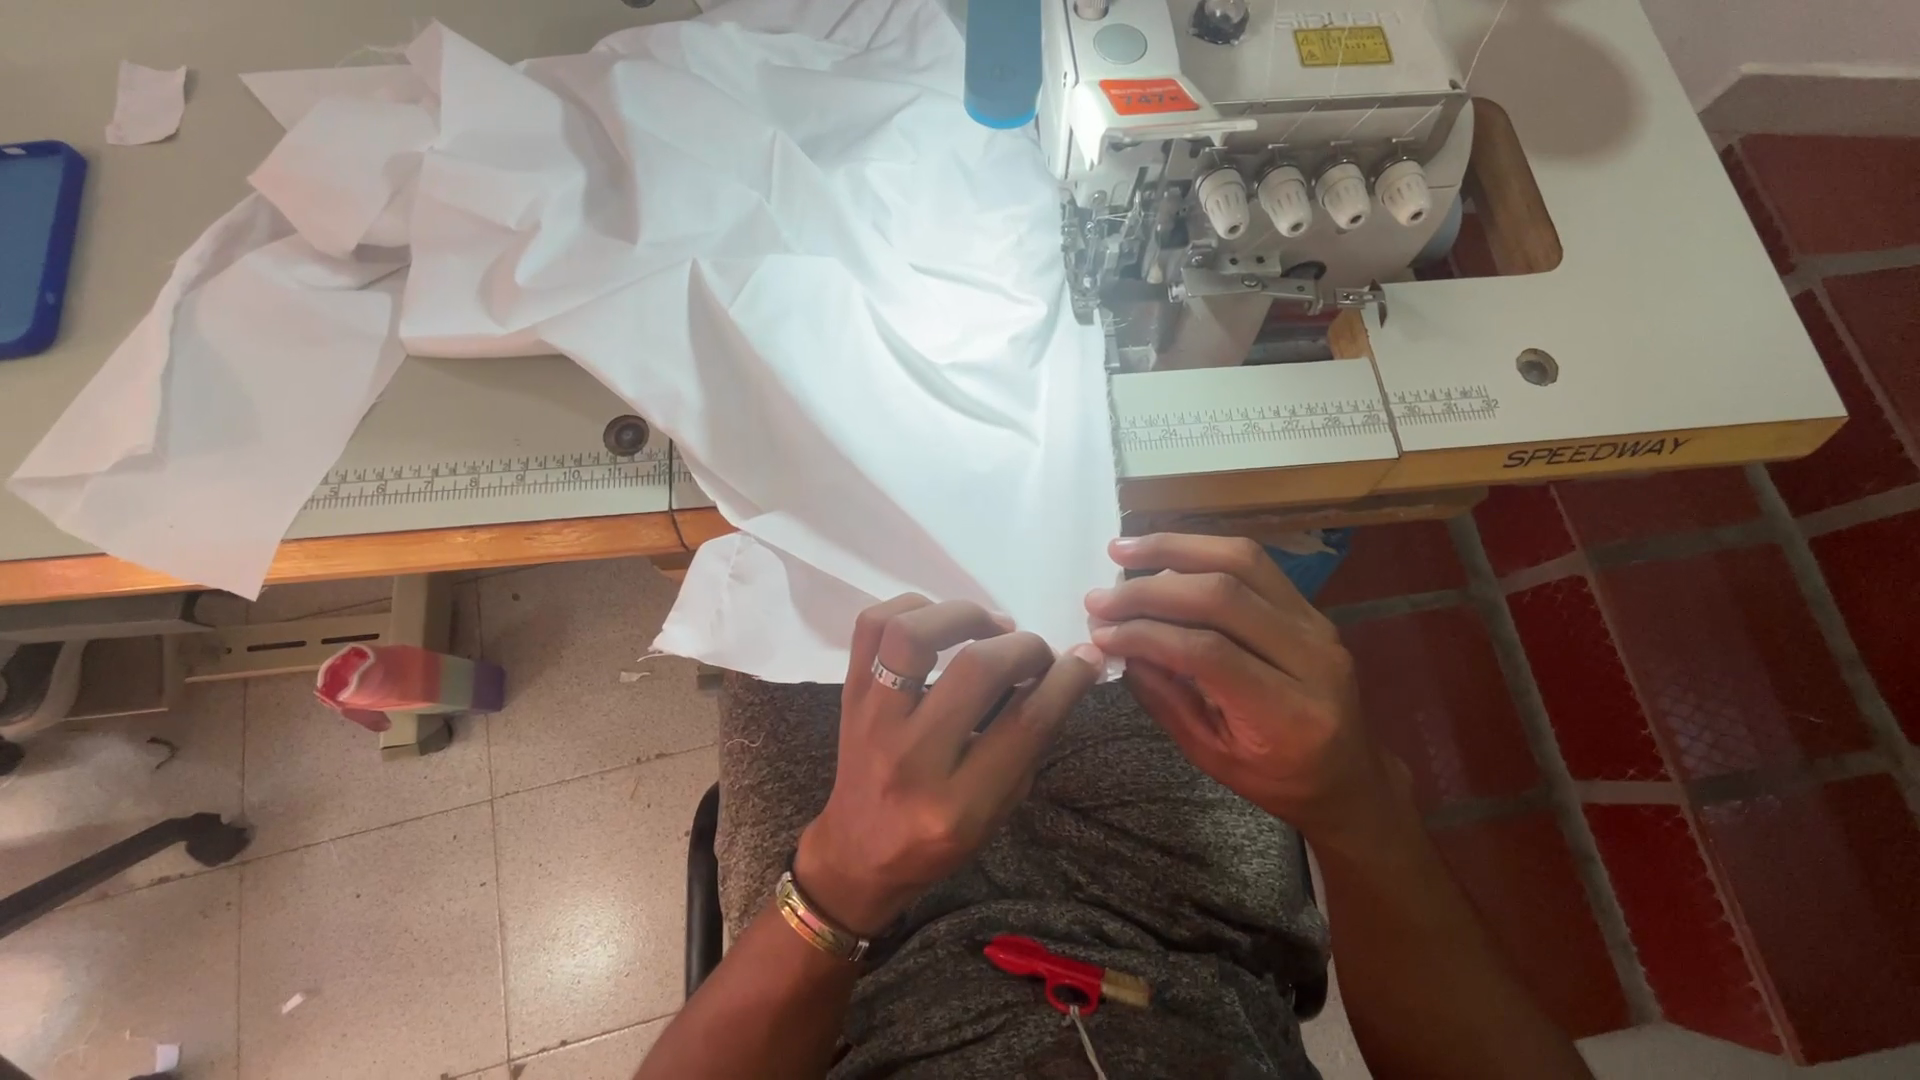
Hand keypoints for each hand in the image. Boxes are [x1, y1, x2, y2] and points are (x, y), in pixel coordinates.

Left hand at [794, 596, 1103, 935]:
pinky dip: (911, 608)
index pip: (1025, 724)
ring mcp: (872, 722)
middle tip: (1035, 652)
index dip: (1066, 680)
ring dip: (963, 615)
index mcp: (958, 804)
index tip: (1085, 658)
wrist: (858, 852)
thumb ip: (1029, 743)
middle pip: (976, 670)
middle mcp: (911, 758)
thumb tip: (1066, 669)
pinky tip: (940, 622)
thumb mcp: (997, 811)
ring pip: (913, 635)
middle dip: (1023, 647)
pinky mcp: (849, 696)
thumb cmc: (938, 839)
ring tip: (989, 627)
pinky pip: (870, 627)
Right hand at [1084, 534, 1411, 855]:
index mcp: (1289, 713)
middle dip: (1150, 592)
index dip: (1147, 635)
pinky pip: (1253, 562)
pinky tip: (1161, 552)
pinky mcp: (1309, 606)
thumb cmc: (1275, 779)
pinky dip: (1200, 551)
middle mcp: (1312, 657)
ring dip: (1174, 550)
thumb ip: (1165, 698)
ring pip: (1242, 561)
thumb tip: (1118, 645)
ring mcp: (1316, 623)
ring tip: (1122, 551)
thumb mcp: (1210, 755)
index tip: (1101, 633)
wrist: (1348, 775)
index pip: (1208, 652)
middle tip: (1100, 597)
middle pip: (1224, 596)